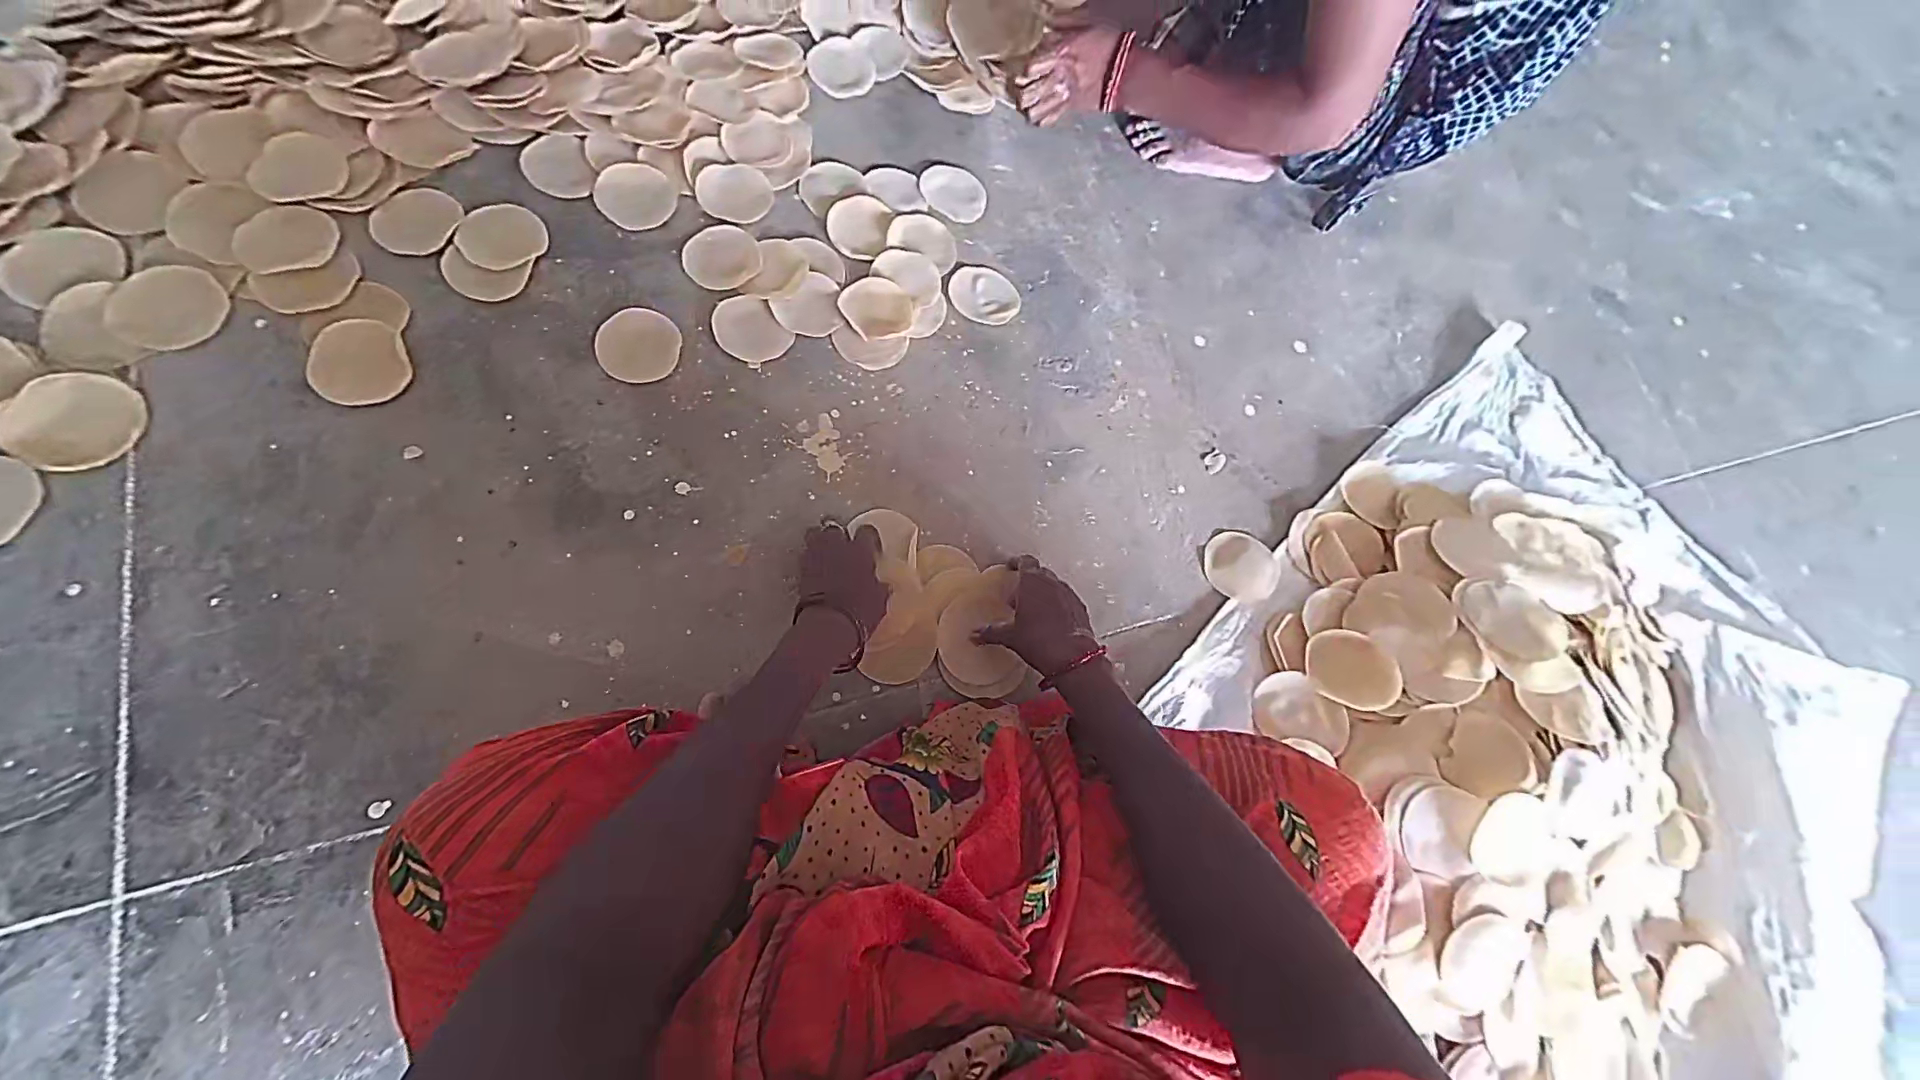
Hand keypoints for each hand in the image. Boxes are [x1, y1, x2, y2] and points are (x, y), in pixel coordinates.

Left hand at [798, 521, 887, 638]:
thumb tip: (882, 585)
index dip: (868, 539)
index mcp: (861, 551)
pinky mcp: (800, 570)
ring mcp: (816, 556)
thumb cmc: (860, 612)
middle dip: (839, 536)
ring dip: (821, 543)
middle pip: (835, 528)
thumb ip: (879, 587)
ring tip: (827, 555)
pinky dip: (811, 560)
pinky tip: (817, 571)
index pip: (867, 532)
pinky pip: (806, 556)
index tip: (871, 549)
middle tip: (844, 549)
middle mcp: (837, 547)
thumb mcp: (879, 600)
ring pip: (815, 536)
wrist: (828, 624)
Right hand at [975, 556, 1103, 676]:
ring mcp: (1069, 594)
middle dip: (1028, 581)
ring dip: (1043, 592)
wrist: (1072, 657)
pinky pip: (1066, 599)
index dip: (1017, 563)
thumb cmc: (1039, 641)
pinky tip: (1051, 621)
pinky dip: (1057, 604)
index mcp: (1032, 582)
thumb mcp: (1010, 636)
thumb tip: (975, 634)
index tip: (1011, 566)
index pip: (1025, 562)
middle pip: (1039, 573)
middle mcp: (1052, 583)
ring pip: (1054, 585)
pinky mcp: (1080, 607)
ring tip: (1033, 611)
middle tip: (1017, 596)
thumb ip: (991, 632)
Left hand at [1015, 26, 1124, 125]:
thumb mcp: (1086, 23)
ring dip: (1028, 106)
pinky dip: (1040, 118)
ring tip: (1026, 102)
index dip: (1023, 69)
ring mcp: (1062, 95)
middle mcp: (1057, 77)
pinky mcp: (1069, 109)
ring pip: (1034, 108)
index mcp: (1060, 54)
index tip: (1021, 68)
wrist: (1125, 71)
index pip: (1030, 66)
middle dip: (1020, 90)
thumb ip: (1063, 23)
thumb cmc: (1108, 43)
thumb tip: (1046, 18)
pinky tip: (1037, 113)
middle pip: (1027, 91)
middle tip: (1019, 87)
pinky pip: (1047, 119)